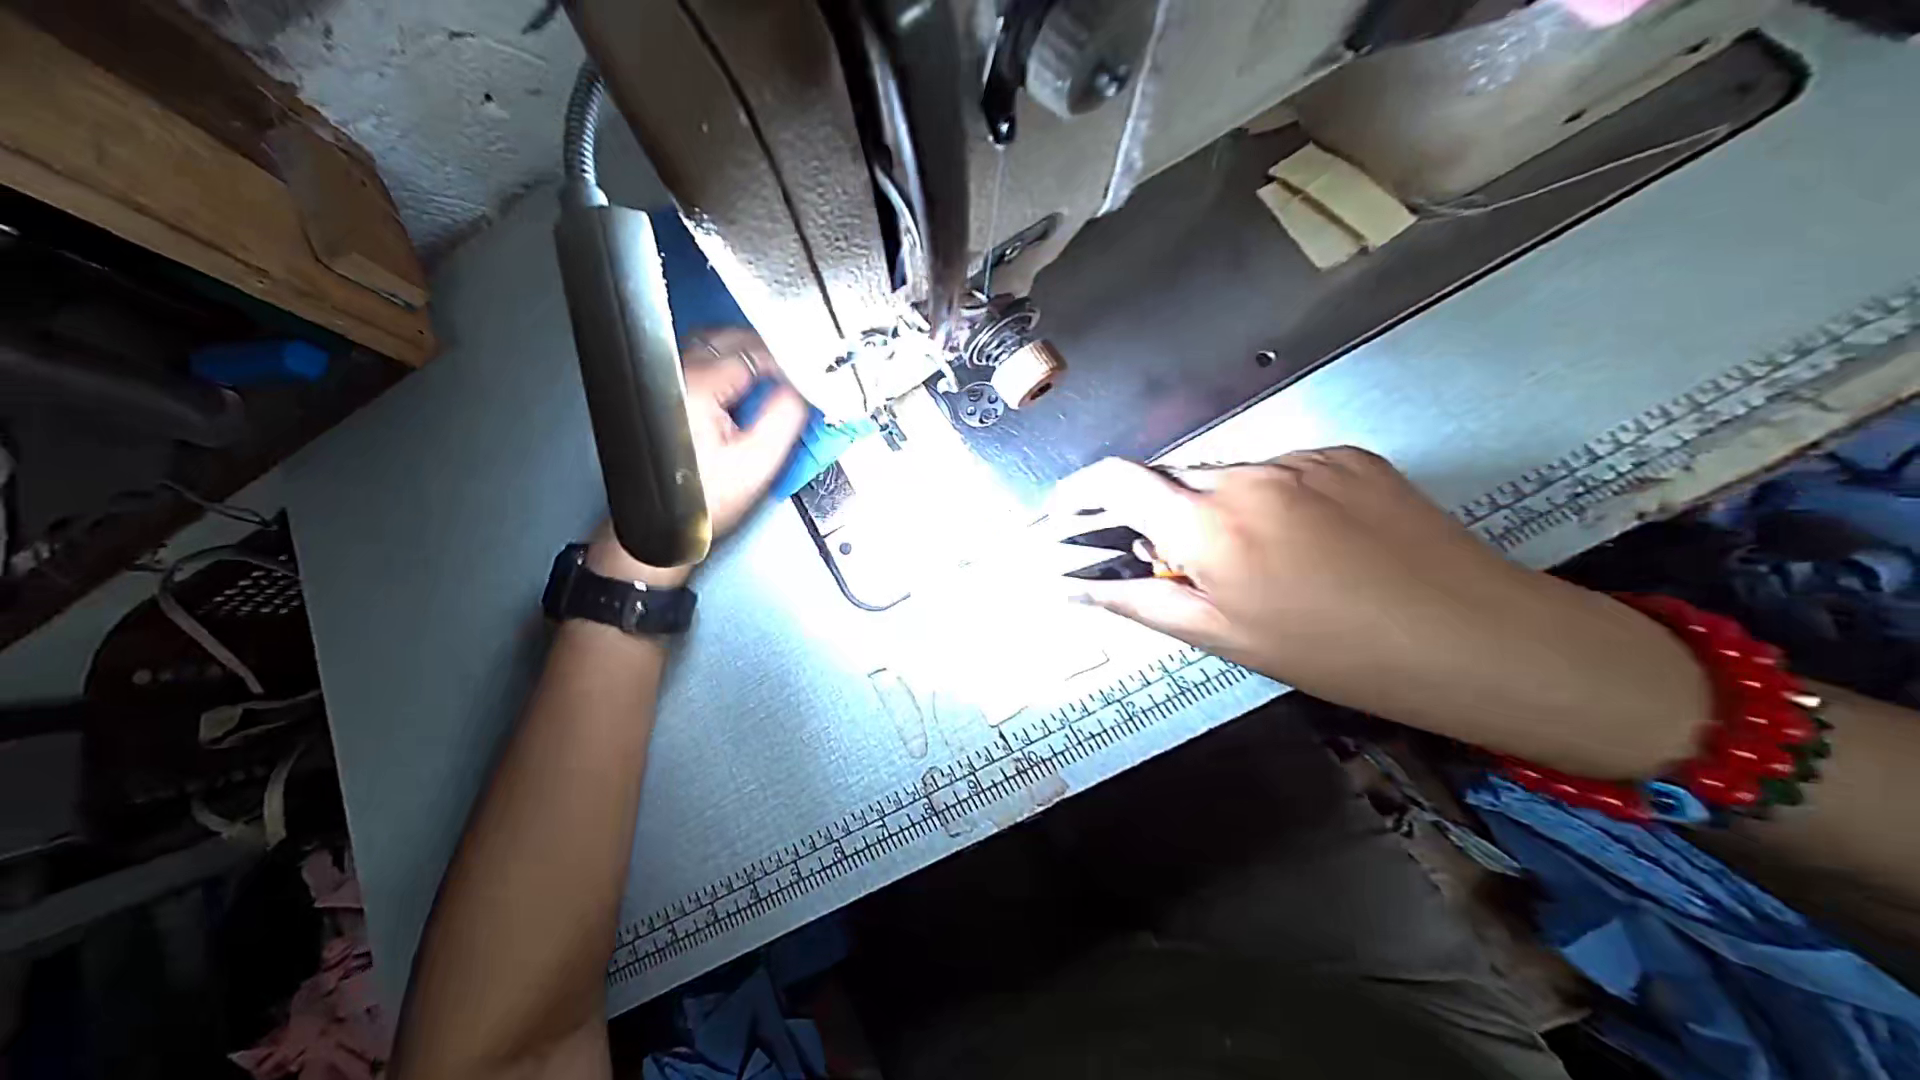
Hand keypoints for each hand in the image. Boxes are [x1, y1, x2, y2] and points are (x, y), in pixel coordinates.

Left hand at [588, 329, 808, 586]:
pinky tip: (747, 388)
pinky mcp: (666, 393)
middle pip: (731, 339)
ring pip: (714, 346)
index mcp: (698, 388)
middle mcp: (677, 376)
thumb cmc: (702, 503)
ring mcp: (667, 382)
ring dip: (747, 355)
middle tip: (797, 370)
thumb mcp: (757, 464)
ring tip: (775, 379)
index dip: (789, 359)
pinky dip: (729, 366)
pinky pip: (703, 362)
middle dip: (769, 351)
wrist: (663, 526)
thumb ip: (785, 417)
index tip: (810, 371)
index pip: (755, 351)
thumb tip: (803, 388)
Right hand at [1050, 448, 1710, 777]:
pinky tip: (1310, 544)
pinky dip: (1270, 501)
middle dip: (1160, 514)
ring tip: (1263, 563)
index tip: (1066, 511)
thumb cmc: (1332, 653)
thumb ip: (1139, 602)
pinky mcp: (1348, 454)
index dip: (1079, 490)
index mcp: (1209, 525)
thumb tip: (1076, 584)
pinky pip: (1282, 470)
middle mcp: (1247, 475)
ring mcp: (1303, 458)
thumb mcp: (1222, 637)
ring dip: (1218, 510)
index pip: (1117, 480)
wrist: (1474, 637)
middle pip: (1174, 478)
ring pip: (1228, 475)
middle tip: (1183, 565)